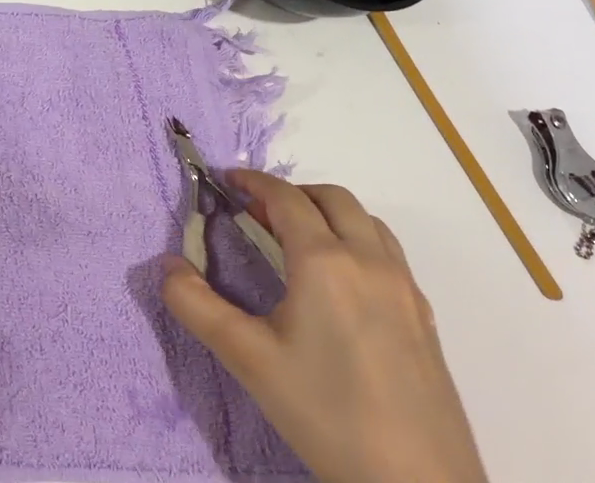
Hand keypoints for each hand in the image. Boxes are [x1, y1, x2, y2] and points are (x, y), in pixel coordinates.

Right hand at [159, 171, 486, 482]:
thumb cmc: (325, 413)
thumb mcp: (247, 359)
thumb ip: (196, 305)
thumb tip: (168, 265)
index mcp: (326, 263)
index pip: (287, 199)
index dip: (254, 182)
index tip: (225, 181)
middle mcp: (371, 263)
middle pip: (334, 199)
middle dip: (291, 193)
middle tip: (256, 213)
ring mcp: (406, 291)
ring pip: (368, 223)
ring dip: (328, 214)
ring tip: (295, 241)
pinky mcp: (425, 320)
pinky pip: (388, 256)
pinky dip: (356, 243)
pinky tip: (336, 285)